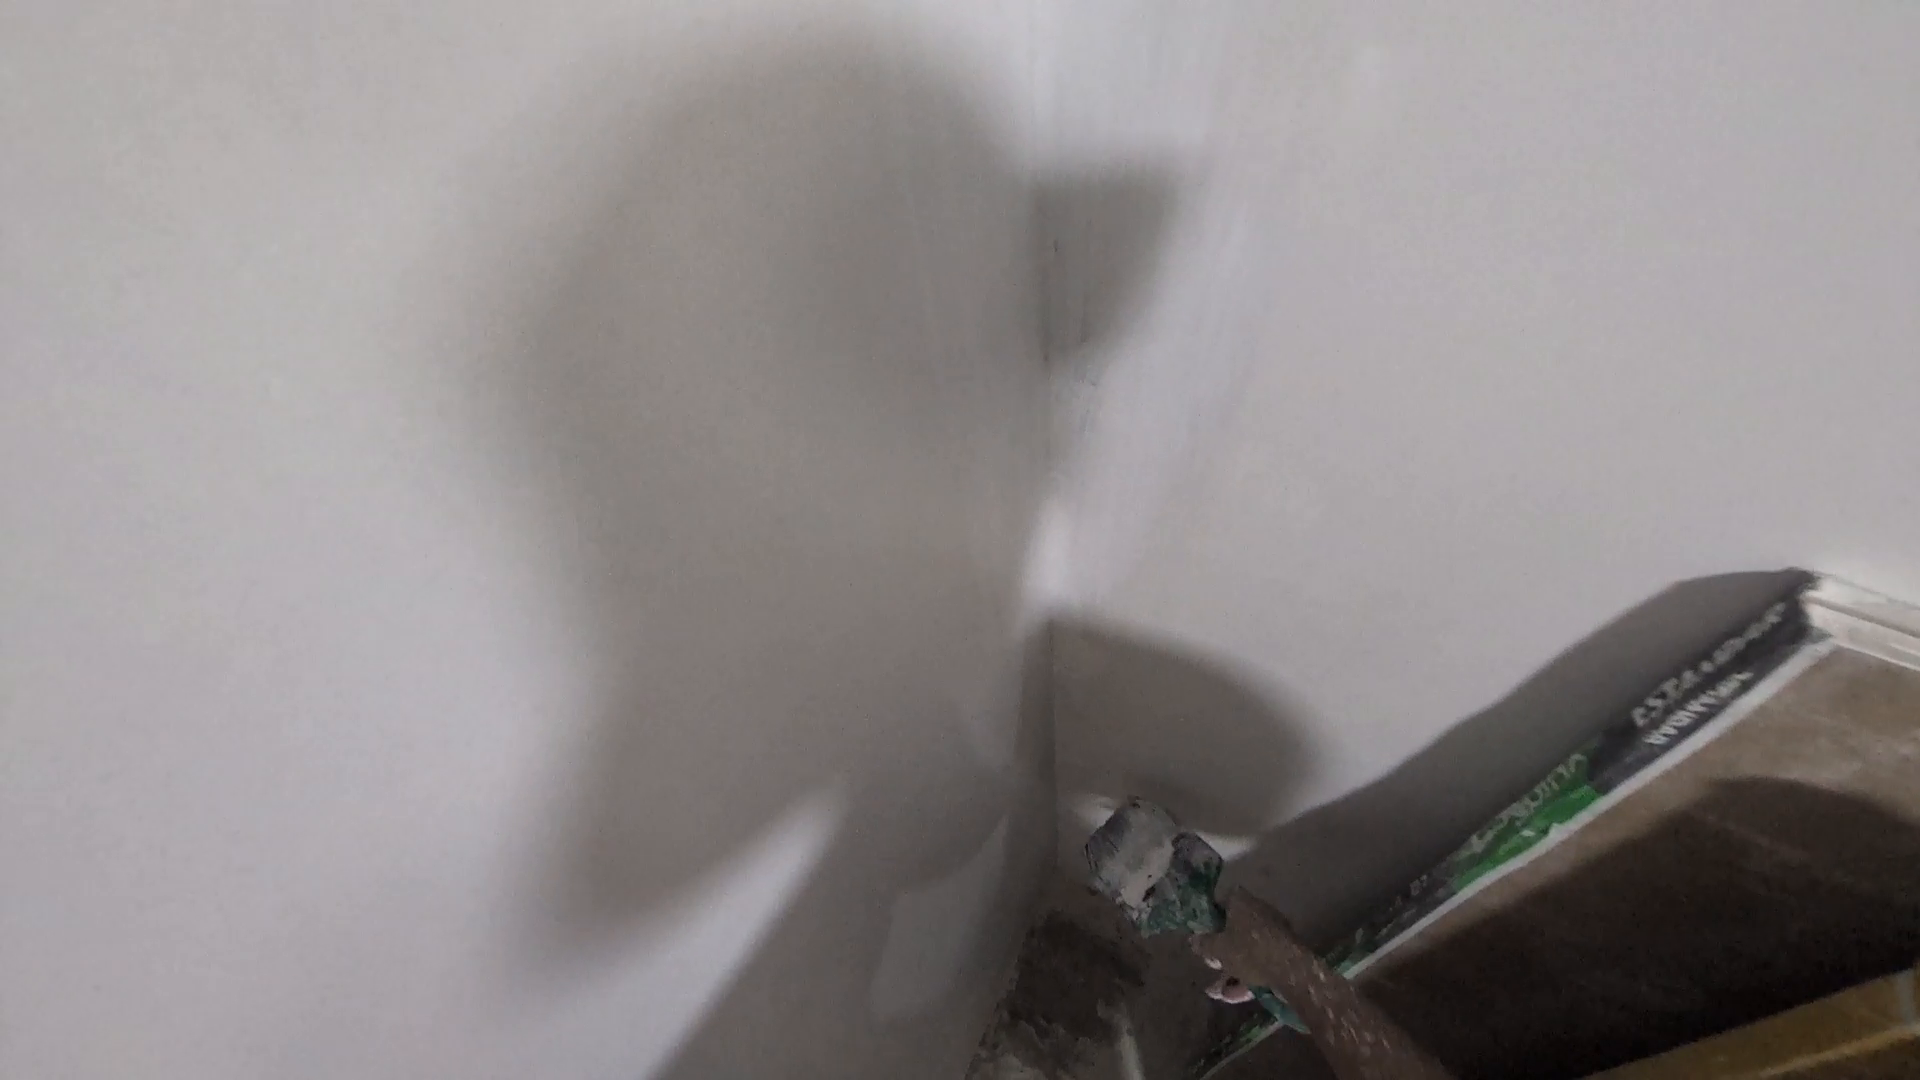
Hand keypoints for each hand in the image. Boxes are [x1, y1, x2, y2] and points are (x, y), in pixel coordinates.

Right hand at [1193, 888, 1297, 1002]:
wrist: (1293, 974)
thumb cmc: (1250, 952)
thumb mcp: (1219, 949)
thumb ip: (1204, 944)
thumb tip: (1193, 940)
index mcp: (1241, 901)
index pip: (1222, 900)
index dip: (1211, 916)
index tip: (1203, 932)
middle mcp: (1258, 912)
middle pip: (1234, 929)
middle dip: (1221, 952)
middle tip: (1210, 966)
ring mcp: (1273, 933)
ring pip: (1247, 950)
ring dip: (1232, 971)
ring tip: (1217, 993)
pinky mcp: (1284, 954)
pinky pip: (1260, 963)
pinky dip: (1248, 978)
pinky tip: (1233, 997)